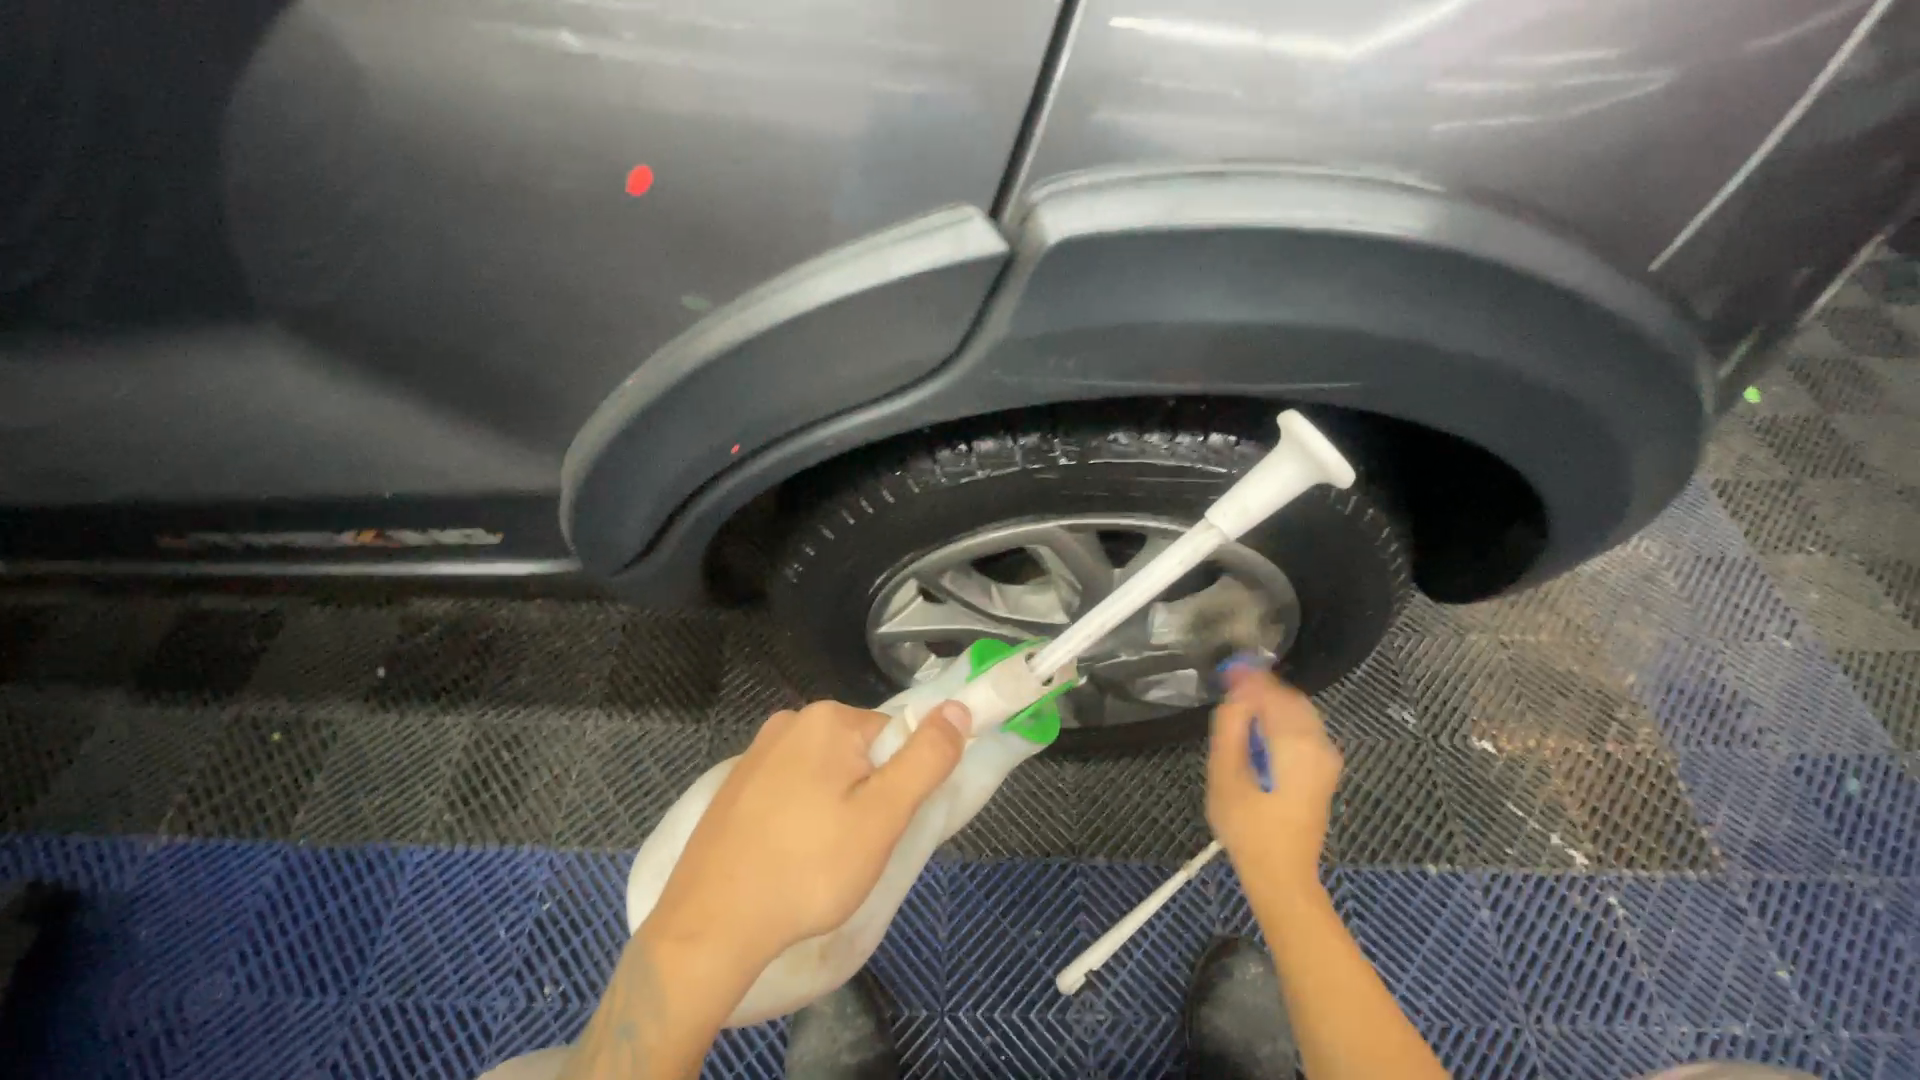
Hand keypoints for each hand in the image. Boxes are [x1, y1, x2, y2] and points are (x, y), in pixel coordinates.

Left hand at [641, 699, 971, 969]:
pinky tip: (788, 859)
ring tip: (820, 861)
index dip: (901, 784)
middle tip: (855, 849)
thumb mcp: (883, 816)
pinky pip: (790, 791)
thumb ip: (926, 759)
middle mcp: (789, 722)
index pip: (895, 736)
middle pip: (860, 753)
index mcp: (828, 719)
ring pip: (826, 775)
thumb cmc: (808, 870)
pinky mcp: (735, 787)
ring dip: (835, 810)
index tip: (885, 827)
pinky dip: (800, 819)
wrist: (711, 925)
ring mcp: (756, 754)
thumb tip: (959, 708)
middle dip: (868, 797)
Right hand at [1206, 668, 1341, 891]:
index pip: (1272, 692)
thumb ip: (1231, 727)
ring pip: (1300, 714)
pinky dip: (1283, 723)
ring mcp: (1327, 758)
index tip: (1226, 669)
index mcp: (1295, 740)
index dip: (1248, 677)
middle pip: (1290, 699)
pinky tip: (1260, 737)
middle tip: (1230, 688)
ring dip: (1272, 706)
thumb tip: (1238, 693)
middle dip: (1261, 689)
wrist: (1281, 873)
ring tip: (1240, 712)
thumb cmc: (1247, 825)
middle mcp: (1319, 742)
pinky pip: (1305, 731)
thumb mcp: (1225, 774)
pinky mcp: (1325, 771)